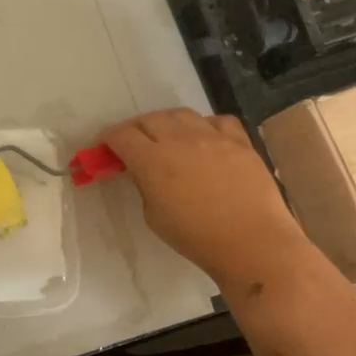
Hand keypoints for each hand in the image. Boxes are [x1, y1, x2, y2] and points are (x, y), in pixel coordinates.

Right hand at [100, 108, 312, 285]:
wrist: (251, 241)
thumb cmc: (195, 236)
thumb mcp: (153, 214)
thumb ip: (144, 185)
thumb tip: (141, 170)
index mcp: (153, 161)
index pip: (121, 136)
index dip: (107, 139)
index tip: (104, 149)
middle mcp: (180, 140)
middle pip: (149, 119)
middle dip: (134, 129)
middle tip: (131, 145)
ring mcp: (213, 137)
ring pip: (181, 114)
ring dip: (165, 122)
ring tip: (165, 138)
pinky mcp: (240, 141)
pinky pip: (216, 120)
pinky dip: (202, 125)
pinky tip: (203, 140)